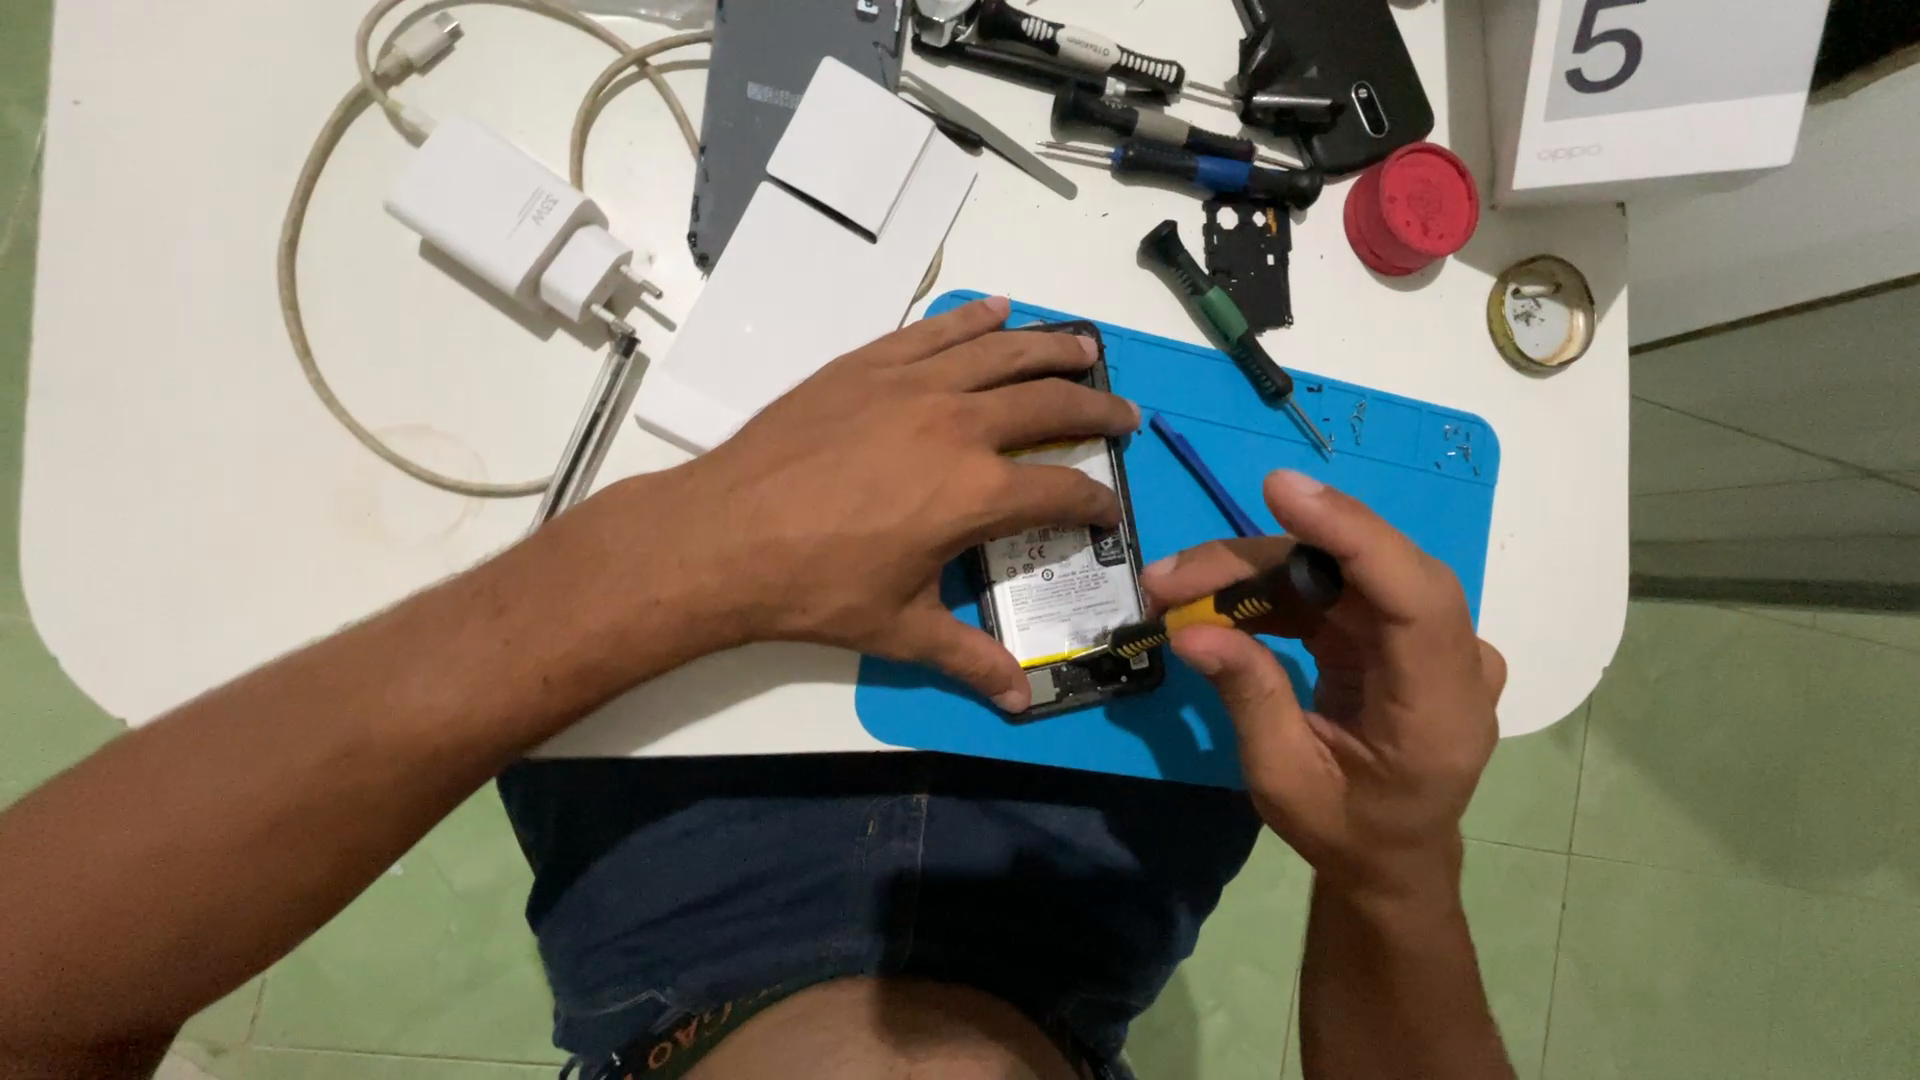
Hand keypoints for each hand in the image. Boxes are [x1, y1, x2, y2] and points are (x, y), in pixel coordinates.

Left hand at [633, 296, 1138, 711]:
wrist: (725, 537)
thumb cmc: (816, 588)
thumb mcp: (900, 630)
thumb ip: (969, 659)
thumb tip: (1017, 700)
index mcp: (976, 492)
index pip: (1062, 491)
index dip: (1095, 503)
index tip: (1108, 510)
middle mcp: (959, 425)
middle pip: (1049, 405)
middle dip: (1097, 410)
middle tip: (1125, 414)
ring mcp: (912, 386)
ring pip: (1001, 353)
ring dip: (1051, 349)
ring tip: (1084, 350)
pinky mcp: (867, 365)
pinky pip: (935, 332)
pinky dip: (974, 319)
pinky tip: (999, 310)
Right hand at [1142, 470, 1505, 900]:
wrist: (1390, 858)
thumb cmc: (1346, 830)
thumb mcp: (1284, 779)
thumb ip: (1249, 698)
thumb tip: (1188, 630)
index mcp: (1441, 708)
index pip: (1416, 596)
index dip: (1352, 534)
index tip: (1281, 492)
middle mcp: (1448, 658)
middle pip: (1358, 574)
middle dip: (1258, 562)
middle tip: (1171, 576)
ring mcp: (1420, 640)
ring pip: (1333, 575)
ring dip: (1248, 575)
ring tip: (1174, 588)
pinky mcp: (1386, 633)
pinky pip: (1325, 592)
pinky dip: (1264, 591)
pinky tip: (1212, 599)